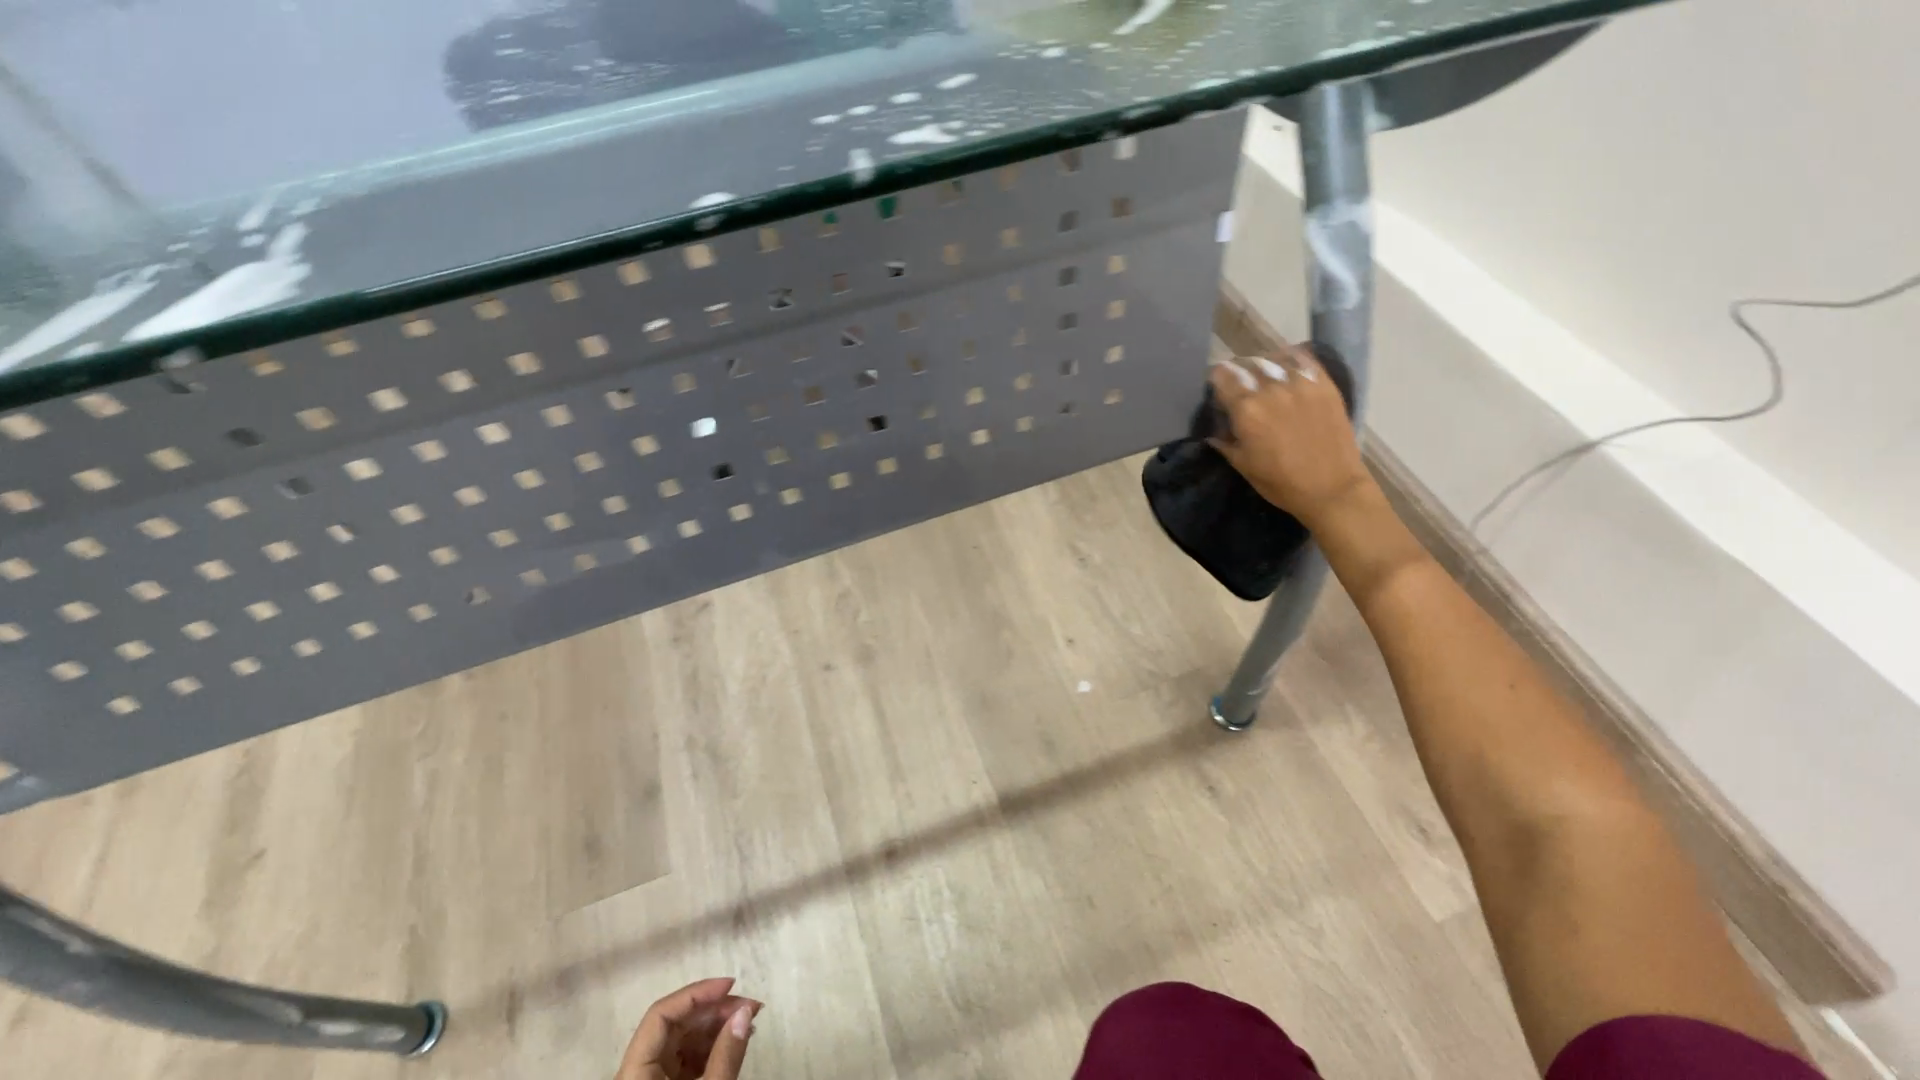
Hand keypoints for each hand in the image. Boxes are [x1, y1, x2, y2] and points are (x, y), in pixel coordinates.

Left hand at [616, 978, 759, 1079]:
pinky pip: (685, 1060)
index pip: (660, 1014)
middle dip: (714, 1010)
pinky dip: (710, 1049)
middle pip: (674, 1025)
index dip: (696, 993)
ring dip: (716, 1028)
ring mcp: (650, 1079)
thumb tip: (745, 1012)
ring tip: (748, 1023)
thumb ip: (724, 1056)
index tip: (731, 984)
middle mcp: (638, 1069)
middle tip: (750, 1006)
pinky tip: (734, 1042)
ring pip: (682, 1042)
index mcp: (635, 1069)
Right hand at [1207, 345, 1371, 526]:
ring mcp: (1300, 383)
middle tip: (1238, 384)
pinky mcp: (1323, 383)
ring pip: (1272, 358)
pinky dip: (1289, 359)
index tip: (1217, 389)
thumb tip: (1213, 429)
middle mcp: (1271, 388)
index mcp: (1246, 409)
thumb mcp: (1243, 466)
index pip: (1221, 376)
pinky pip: (1302, 358)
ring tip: (1263, 375)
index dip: (1216, 381)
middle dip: (1237, 372)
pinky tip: (1286, 368)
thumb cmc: (1282, 483)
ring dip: (1262, 365)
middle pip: (1245, 364)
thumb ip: (1224, 442)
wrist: (1332, 488)